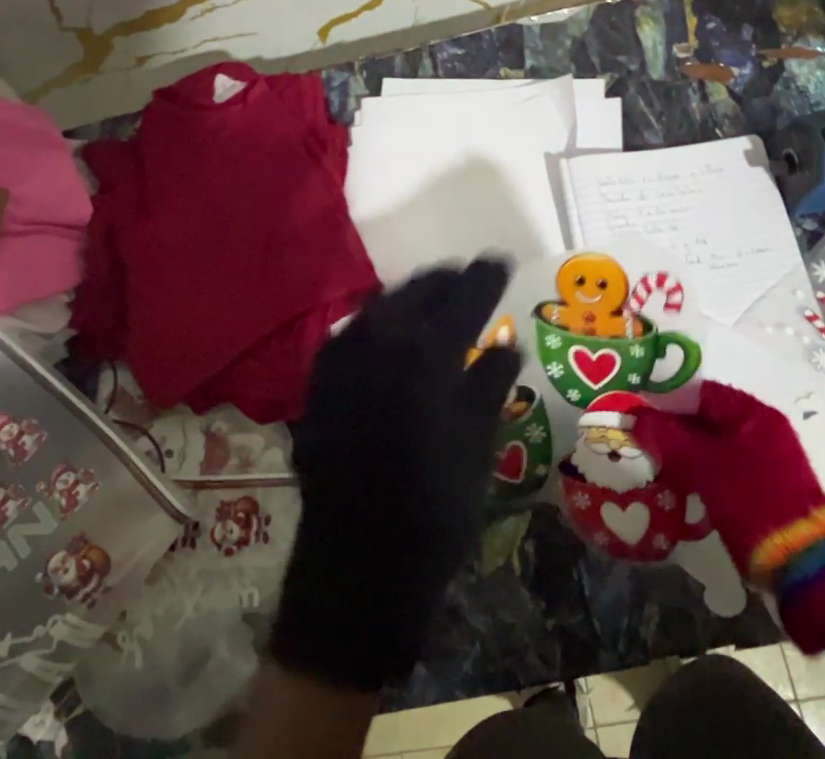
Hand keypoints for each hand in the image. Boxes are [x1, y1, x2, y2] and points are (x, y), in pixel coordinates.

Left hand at [271, 258, 521, 690]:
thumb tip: (506, 344)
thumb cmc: (436, 505)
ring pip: (377, 311)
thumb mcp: (478, 442)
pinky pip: (349, 338)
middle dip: (443, 282)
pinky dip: (373, 327)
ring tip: (431, 298)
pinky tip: (385, 336)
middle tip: (466, 276)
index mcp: (426, 352)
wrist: (361, 563)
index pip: (462, 298)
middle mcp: (377, 344)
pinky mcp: (318, 388)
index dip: (484, 278)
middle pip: (414, 294)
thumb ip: (488, 382)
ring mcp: (340, 364)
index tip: (500, 262)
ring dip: (406, 299)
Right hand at [636, 382, 824, 651]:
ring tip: (649, 459)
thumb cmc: (751, 499)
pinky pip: (718, 468)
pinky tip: (672, 480)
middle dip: (671, 427)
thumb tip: (635, 417)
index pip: (702, 392)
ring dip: (681, 451)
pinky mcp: (758, 488)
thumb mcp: (704, 465)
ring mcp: (762, 460)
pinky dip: (695, 470)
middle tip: (638, 436)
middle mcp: (760, 431)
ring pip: (710, 445)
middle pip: (706, 418)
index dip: (668, 398)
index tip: (637, 409)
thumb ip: (668, 438)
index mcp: (753, 414)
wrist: (799, 559)